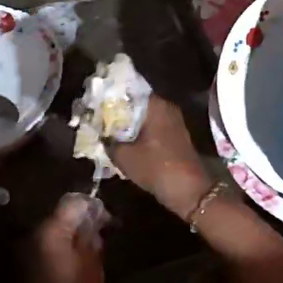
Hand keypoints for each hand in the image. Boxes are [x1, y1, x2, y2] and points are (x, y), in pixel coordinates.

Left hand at [27, 194, 107, 282]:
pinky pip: (43, 246)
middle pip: (60, 215)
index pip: (73, 201)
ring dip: (67, 236)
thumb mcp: (92, 265)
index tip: (106, 222)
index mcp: (52, 229)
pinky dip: (56, 249)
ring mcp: (23, 248)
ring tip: (83, 254)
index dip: (92, 207)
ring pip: (51, 231)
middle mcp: (33, 232)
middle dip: (79, 222)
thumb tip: (94, 220)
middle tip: (97, 237)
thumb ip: (92, 237)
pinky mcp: (21, 264)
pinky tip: (68, 266)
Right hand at [108, 99, 210, 218]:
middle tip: (97, 120)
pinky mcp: (175, 135)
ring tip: (107, 132)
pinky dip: (139, 133)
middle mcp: (166, 108)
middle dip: (117, 113)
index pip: (127, 92)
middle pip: (136, 104)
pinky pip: (152, 127)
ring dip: (127, 125)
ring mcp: (173, 121)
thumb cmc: (155, 167)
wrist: (188, 190)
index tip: (93, 106)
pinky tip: (125, 142)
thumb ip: (108, 141)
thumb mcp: (123, 156)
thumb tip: (100, 134)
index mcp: (156, 105)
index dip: (109, 99)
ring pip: (144, 117)